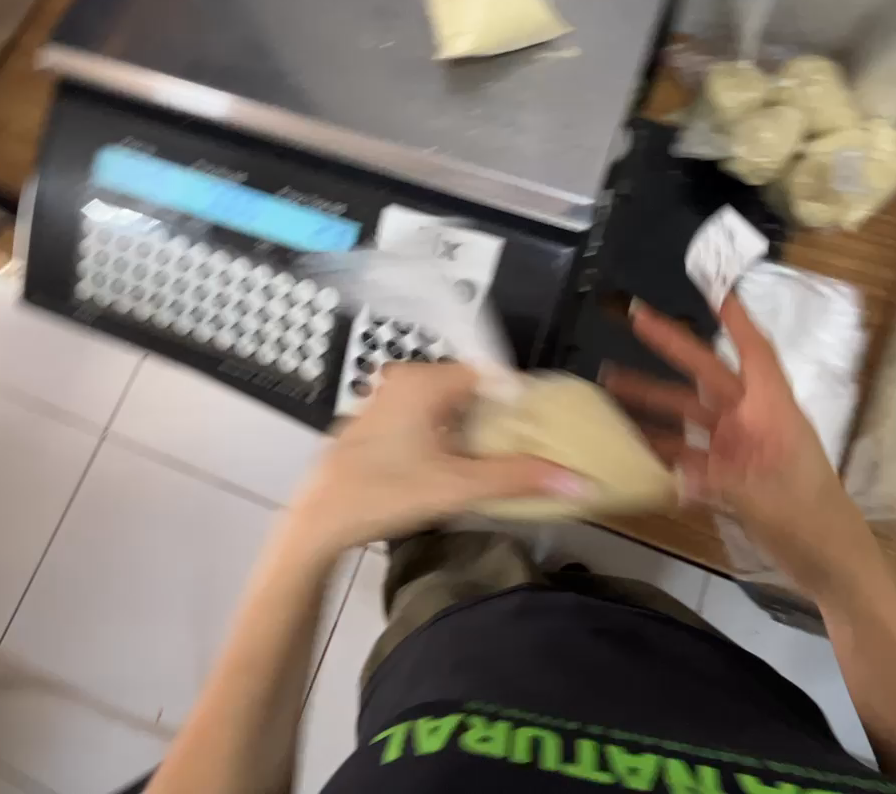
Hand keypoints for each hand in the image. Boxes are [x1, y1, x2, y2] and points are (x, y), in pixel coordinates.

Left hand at [286, 363, 588, 555]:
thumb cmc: (384, 494)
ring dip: (468, 429)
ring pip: (444, 403)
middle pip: (468, 388)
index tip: (535, 432)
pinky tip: (450, 465)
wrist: (319, 521)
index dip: (516, 403)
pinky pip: (422, 415)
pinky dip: (442, 433)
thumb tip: (576, 477)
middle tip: (517, 452)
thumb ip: (519, 478)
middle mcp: (403, 378)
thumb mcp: (458, 486)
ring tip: (489, 462)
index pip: (489, 374)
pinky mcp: (375, 420)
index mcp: (423, 380)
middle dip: (494, 418)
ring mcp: (384, 398)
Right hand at [602, 298, 873, 598]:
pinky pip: (685, 448)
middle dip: (674, 346)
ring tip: (612, 379)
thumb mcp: (764, 497)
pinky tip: (629, 439)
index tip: (713, 289)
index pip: (755, 353)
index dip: (735, 319)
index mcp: (773, 412)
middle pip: (709, 373)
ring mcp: (737, 444)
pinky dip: (659, 442)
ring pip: (688, 410)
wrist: (831, 565)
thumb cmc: (811, 520)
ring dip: (653, 396)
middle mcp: (752, 419)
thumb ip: (716, 482)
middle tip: (639, 318)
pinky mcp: (727, 471)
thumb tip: (673, 476)